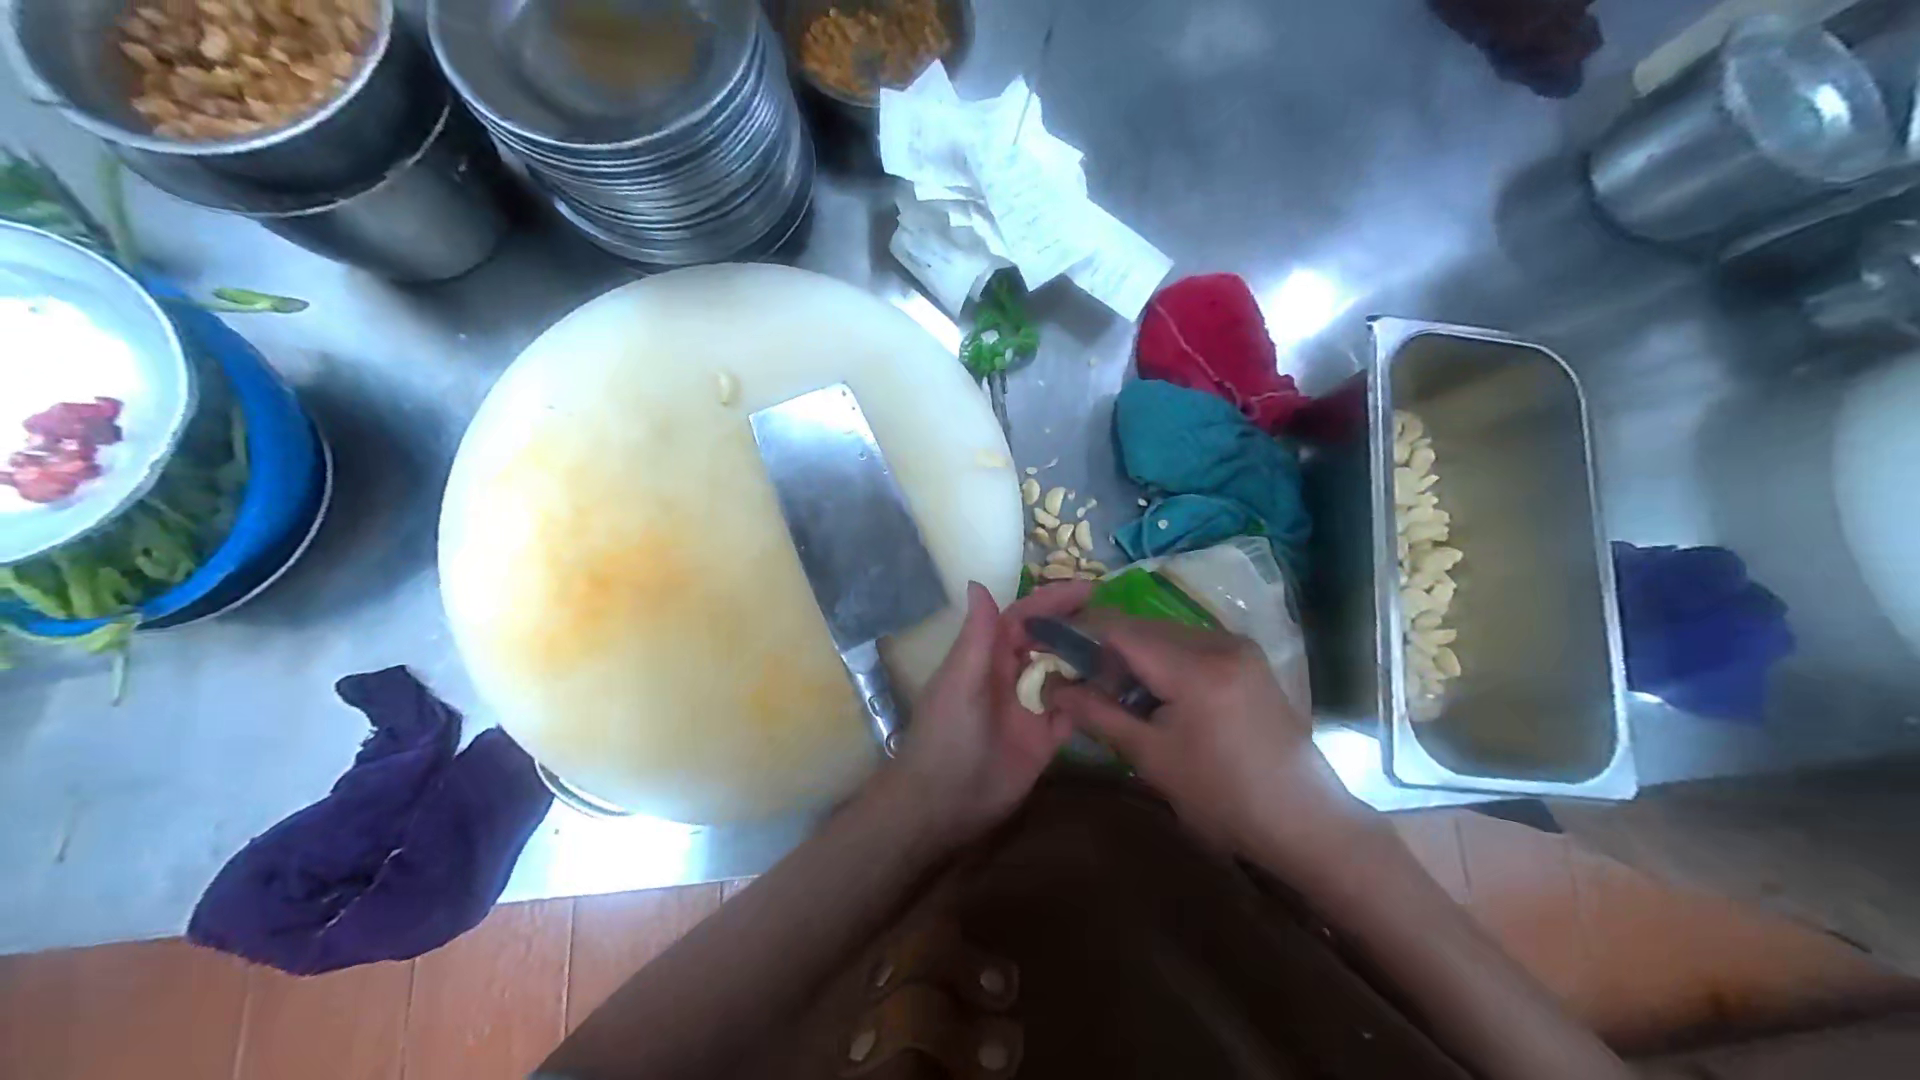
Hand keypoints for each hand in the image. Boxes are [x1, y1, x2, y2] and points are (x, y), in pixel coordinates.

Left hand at [879, 580, 1094, 843]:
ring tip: (1127, 648)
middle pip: (1047, 643)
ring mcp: (1029, 709)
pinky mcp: (1043, 741)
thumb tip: (978, 583)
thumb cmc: (946, 737)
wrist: (941, 806)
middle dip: (1077, 627)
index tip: (1089, 588)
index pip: (1024, 619)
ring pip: (1063, 676)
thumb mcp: (960, 681)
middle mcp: (1010, 677)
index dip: (1052, 602)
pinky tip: (1119, 692)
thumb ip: (977, 637)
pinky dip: (1091, 703)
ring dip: (1088, 662)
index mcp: (987, 657)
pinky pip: (1072, 715)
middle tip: (1118, 618)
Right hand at [1047, 617, 1369, 860]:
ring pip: (1164, 634)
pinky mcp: (1247, 658)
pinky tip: (1155, 695)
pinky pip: (1188, 645)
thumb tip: (1051, 686)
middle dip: (1103, 648)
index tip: (1045, 642)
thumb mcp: (1151, 758)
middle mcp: (1219, 641)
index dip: (1076, 632)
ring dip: (1132, 655)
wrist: (1306, 821)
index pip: (1119, 630)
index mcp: (1195, 667)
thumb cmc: (1224, 797)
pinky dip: (1161, 661)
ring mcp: (1238, 646)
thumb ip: (1097, 713)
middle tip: (1078, 680)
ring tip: (1116, 694)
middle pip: (1140, 627)